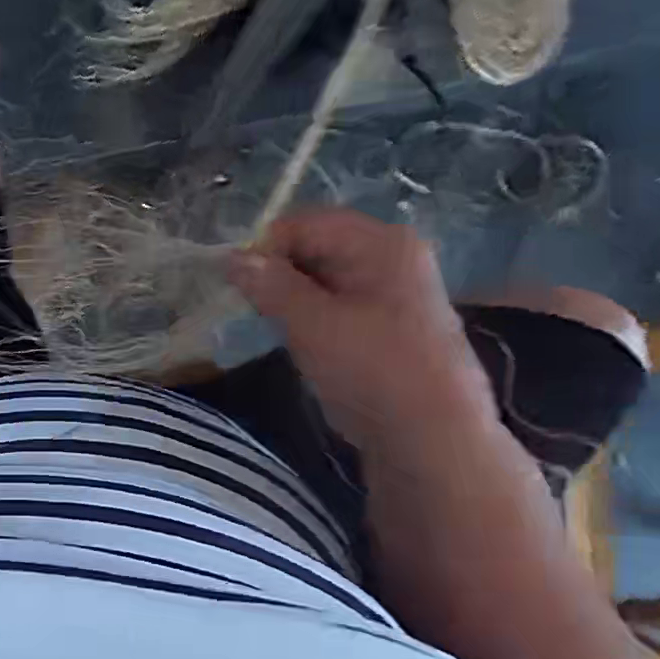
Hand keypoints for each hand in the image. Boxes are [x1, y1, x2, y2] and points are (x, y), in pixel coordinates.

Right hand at [226, 209, 498, 454]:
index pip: (305, 223)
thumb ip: (269, 285)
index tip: (239, 287)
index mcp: (380, 244)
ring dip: (287, 298)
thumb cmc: (371, 370)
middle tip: (252, 310)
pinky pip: (332, 303)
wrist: (429, 434)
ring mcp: (388, 291)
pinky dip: (306, 315)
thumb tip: (230, 257)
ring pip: (319, 278)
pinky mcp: (382, 323)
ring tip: (273, 328)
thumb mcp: (311, 324)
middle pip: (314, 246)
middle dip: (275, 273)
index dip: (265, 248)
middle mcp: (389, 257)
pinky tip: (297, 342)